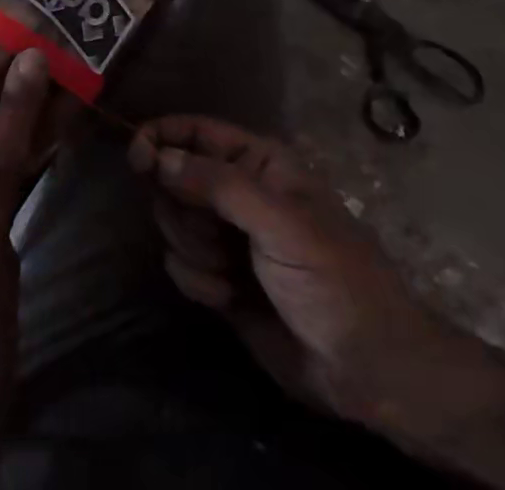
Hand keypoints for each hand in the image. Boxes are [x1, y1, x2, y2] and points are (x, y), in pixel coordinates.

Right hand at [127, 116, 449, 425]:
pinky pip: (176, 262)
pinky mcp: (215, 275)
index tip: (137, 161)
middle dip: (181, 210)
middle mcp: (236, 193)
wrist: (367, 371)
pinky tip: (228, 298)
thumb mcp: (282, 224)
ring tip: (228, 273)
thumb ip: (218, 185)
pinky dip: (197, 280)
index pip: (194, 131)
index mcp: (259, 165)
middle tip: (212, 237)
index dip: (160, 138)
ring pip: (170, 221)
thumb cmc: (336, 283)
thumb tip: (158, 158)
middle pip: (171, 178)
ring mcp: (224, 236)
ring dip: (191, 249)